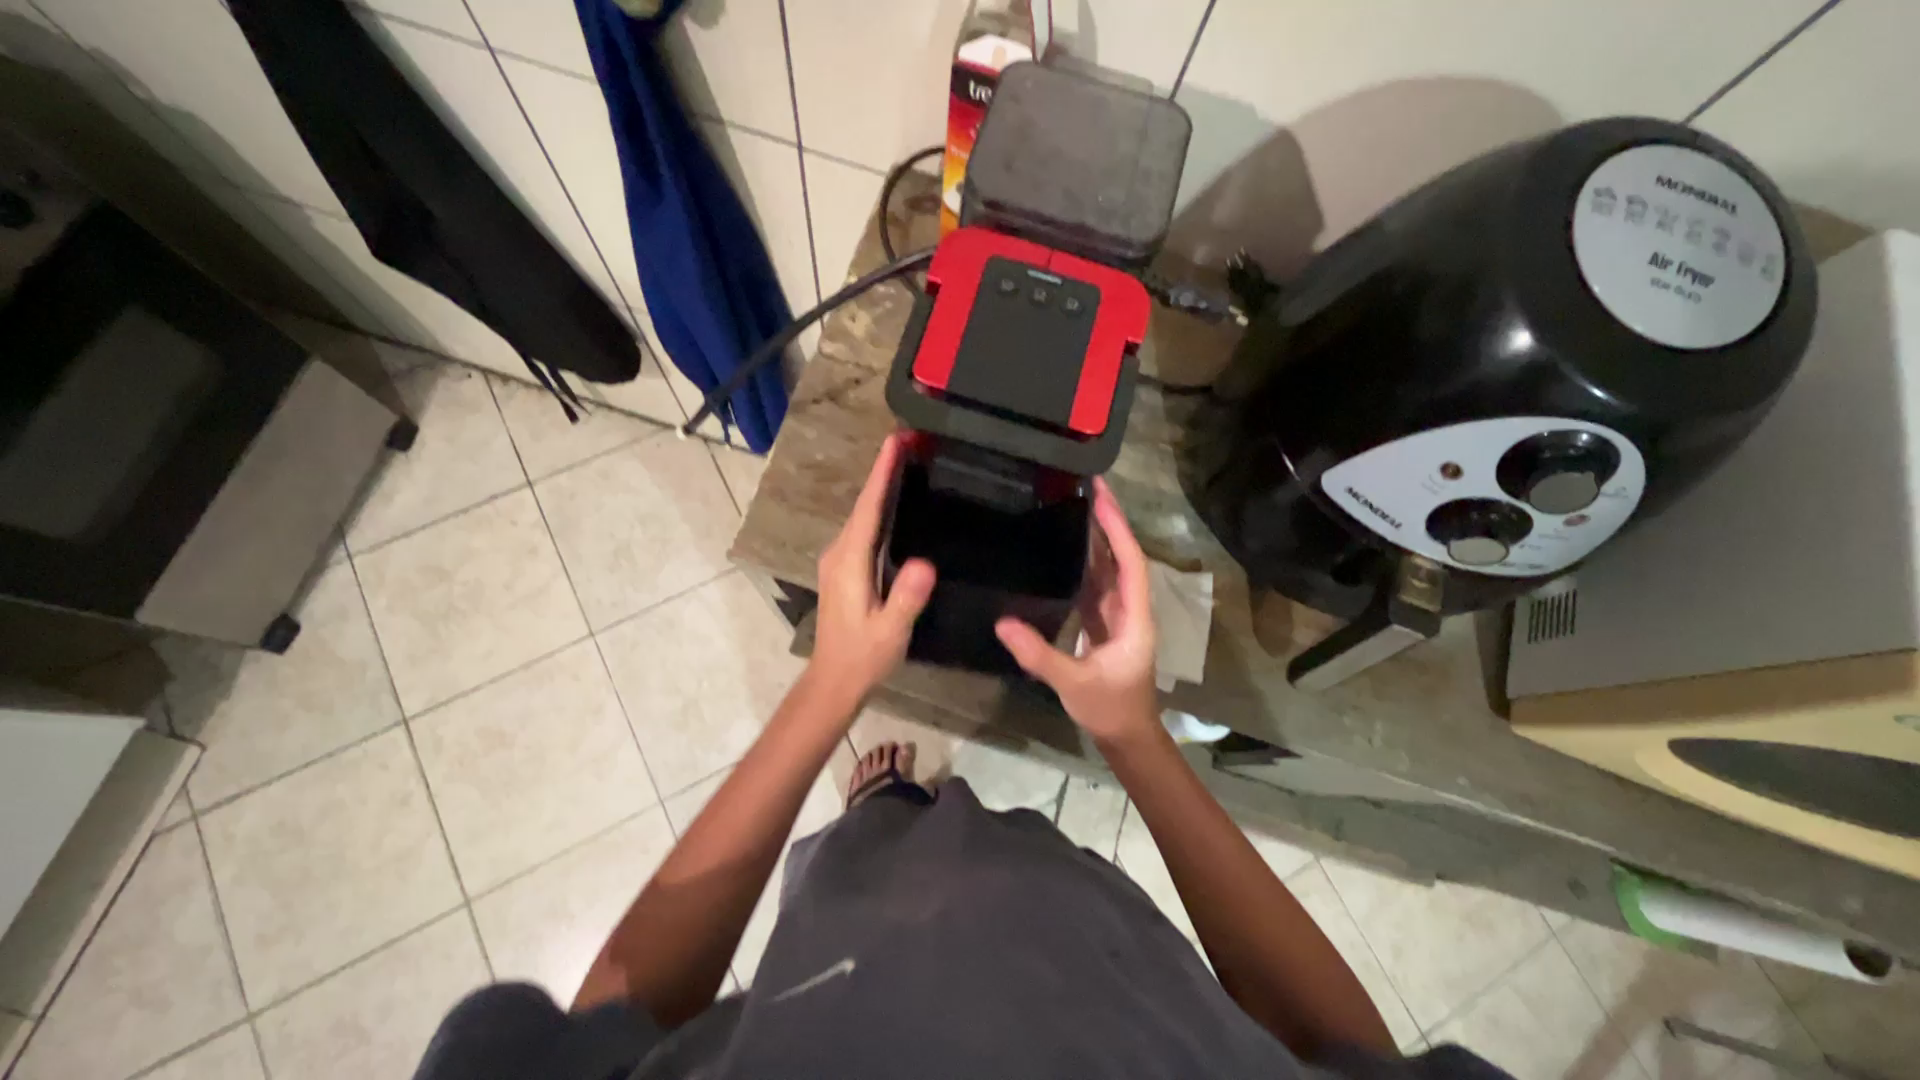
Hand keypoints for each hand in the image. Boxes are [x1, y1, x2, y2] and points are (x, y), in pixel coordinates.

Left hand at [808, 433, 935, 702]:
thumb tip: (925, 563)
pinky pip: (864, 529)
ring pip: (862, 515)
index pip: (869, 507)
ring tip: (906, 462)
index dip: (882, 472)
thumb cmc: (863, 655)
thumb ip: (906, 598)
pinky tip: (895, 505)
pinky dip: (879, 508)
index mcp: (850, 561)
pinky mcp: (844, 569)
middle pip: (864, 504)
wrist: (834, 679)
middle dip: (884, 471)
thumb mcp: (890, 630)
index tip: (895, 440)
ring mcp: (839, 560)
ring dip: (881, 488)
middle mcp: (839, 552)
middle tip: (910, 441)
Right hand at [995, 478, 1159, 743]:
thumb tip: (1003, 623)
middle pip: (1122, 558)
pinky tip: (1064, 549)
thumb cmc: (1110, 709)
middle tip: (1085, 487)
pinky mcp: (1104, 625)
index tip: (1101, 496)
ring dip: (1096, 539)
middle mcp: (1129, 609)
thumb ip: (1040, 655)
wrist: (1126, 736)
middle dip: (1107, 522)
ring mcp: (1117, 617)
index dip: (1117, 529)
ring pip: (1109, 570)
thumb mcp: (1074, 683)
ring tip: (1074, 506)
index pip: (1130, 563)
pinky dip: (1084, 563)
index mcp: (1134, 617)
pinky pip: (1095, 585)